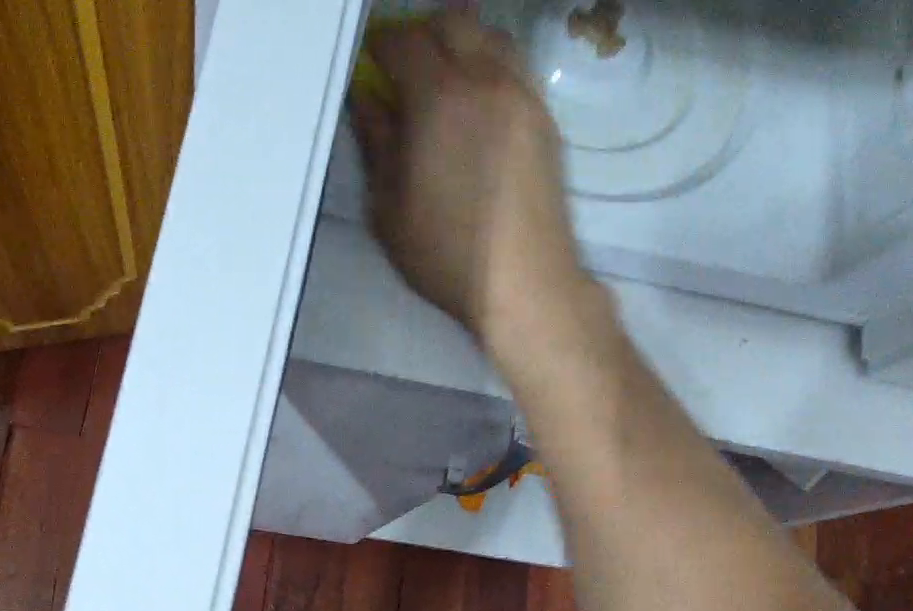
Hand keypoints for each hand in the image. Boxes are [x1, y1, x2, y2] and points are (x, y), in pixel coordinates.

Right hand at [350, 13, 584, 349]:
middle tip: (402, 70)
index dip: (379, 48)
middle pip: (452, 21)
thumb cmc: (445, 254)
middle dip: (421, 35)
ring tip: (441, 82)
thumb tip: (367, 100)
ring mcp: (523, 94)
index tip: (367, 69)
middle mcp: (486, 81)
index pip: (404, 42)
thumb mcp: (388, 208)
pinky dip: (489, 66)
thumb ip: (376, 143)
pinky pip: (514, 66)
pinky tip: (474, 106)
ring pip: (490, 36)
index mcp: (438, 99)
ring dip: (460, 44)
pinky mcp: (545, 116)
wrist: (524, 283)